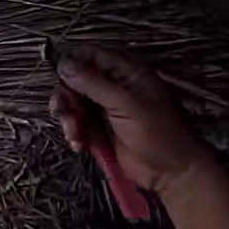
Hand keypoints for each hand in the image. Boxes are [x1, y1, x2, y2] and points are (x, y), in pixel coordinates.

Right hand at [51, 47, 209, 194]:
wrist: (173, 173)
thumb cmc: (157, 132)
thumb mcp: (126, 104)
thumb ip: (93, 84)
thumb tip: (64, 64)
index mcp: (126, 73)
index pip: (94, 55)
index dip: (73, 59)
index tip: (55, 69)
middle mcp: (115, 87)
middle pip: (78, 81)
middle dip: (67, 95)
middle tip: (62, 108)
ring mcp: (107, 110)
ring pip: (75, 104)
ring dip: (70, 118)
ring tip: (74, 133)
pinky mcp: (102, 131)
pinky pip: (79, 125)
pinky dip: (75, 134)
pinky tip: (79, 145)